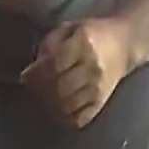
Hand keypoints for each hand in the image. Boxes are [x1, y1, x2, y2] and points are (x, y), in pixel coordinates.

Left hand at [20, 17, 140, 128]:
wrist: (123, 46)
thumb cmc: (93, 36)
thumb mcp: (71, 28)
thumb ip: (50, 44)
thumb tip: (33, 69)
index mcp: (84, 44)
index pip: (54, 65)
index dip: (36, 75)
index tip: (25, 79)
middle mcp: (92, 69)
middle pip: (58, 89)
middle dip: (40, 93)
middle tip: (33, 92)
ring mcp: (97, 90)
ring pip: (66, 107)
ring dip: (49, 107)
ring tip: (42, 101)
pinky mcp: (100, 105)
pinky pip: (77, 120)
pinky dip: (62, 119)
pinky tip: (56, 111)